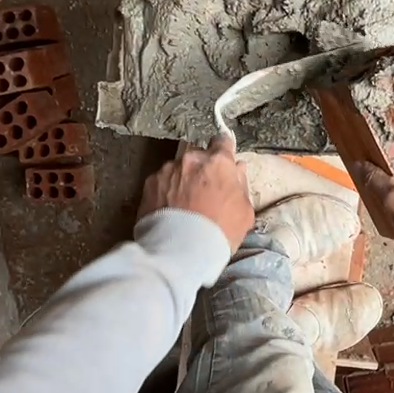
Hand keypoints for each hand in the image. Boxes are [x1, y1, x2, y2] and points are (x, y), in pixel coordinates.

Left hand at [139, 135, 253, 251]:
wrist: (180, 251)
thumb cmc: (218, 232)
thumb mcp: (244, 212)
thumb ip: (241, 184)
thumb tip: (237, 168)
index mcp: (218, 162)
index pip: (222, 141)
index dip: (223, 151)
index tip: (223, 160)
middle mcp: (191, 159)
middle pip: (198, 156)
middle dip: (201, 169)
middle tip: (204, 192)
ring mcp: (168, 170)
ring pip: (178, 169)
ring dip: (182, 180)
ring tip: (184, 206)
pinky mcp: (149, 184)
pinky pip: (162, 182)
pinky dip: (166, 191)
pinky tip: (170, 211)